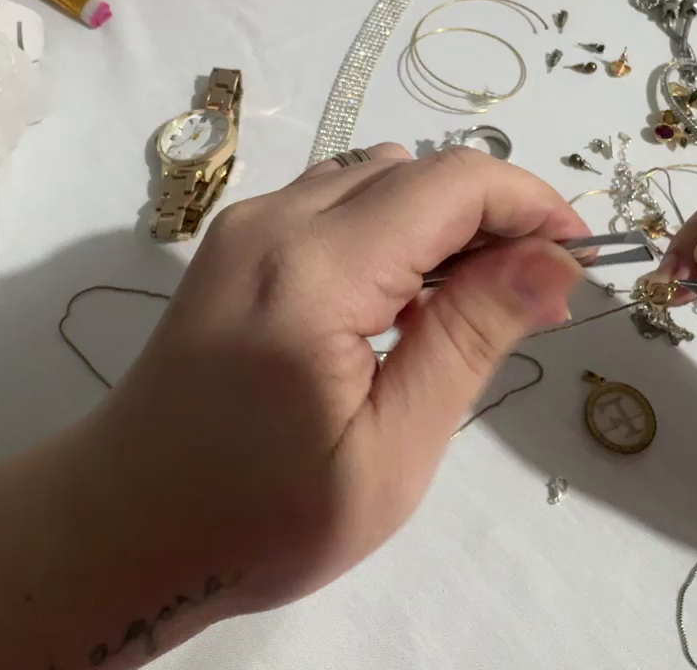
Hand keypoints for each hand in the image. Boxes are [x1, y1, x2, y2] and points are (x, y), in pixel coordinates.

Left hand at [91, 143, 586, 614]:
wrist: (120, 525)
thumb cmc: (258, 515)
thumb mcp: (391, 450)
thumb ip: (471, 336)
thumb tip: (552, 261)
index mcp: (315, 269)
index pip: (450, 183)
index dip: (529, 204)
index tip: (576, 260)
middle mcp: (276, 220)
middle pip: (416, 170)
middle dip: (490, 213)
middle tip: (526, 295)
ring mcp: (248, 224)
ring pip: (377, 176)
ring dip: (439, 219)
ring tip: (460, 304)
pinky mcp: (238, 241)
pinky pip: (337, 200)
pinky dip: (391, 228)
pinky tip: (394, 300)